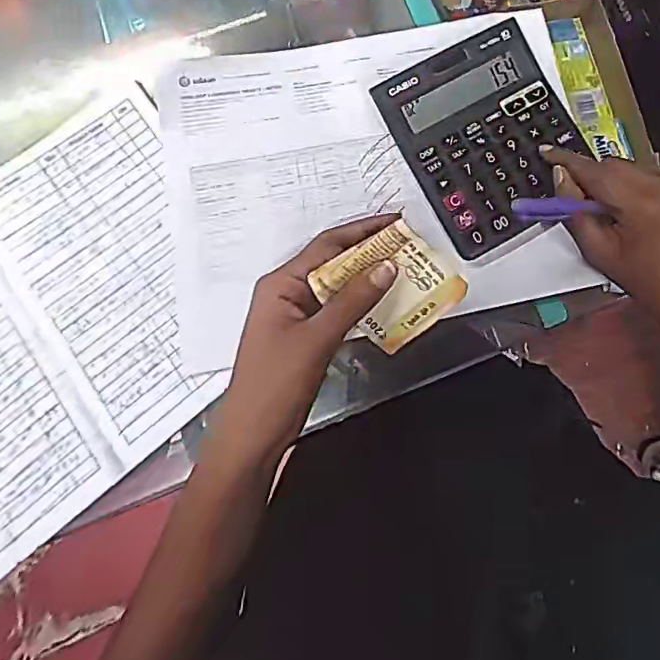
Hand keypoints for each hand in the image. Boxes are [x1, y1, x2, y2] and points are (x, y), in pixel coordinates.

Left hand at [210, 214, 401, 464]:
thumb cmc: (272, 387)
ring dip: (367, 280)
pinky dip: (360, 306)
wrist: (253, 436)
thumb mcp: (317, 339)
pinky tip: (383, 307)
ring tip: (402, 272)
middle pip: (333, 263)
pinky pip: (337, 311)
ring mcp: (296, 317)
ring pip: (338, 288)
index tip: (393, 223)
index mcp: (281, 285)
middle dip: (369, 254)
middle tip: (405, 247)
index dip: (362, 231)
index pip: (327, 245)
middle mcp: (287, 295)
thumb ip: (352, 301)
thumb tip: (384, 268)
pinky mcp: (305, 338)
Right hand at [540, 146, 659, 351]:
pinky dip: (648, 188)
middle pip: (616, 165)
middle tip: (590, 206)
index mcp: (647, 205)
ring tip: (626, 218)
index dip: (568, 161)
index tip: (551, 154)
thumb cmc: (657, 286)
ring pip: (637, 167)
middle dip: (597, 180)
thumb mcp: (602, 253)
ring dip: (623, 184)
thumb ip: (576, 212)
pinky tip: (649, 214)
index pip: (596, 170)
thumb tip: (563, 180)